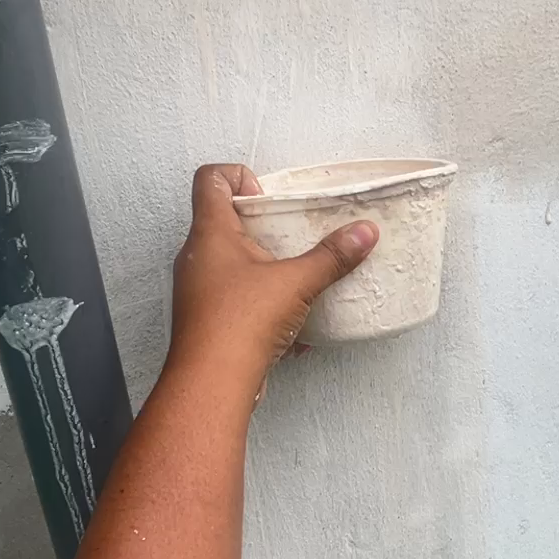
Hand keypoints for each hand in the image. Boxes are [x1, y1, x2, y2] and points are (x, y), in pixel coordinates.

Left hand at [165, 164, 378, 396]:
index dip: (239, 176)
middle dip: (260, 226)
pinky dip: (261, 304)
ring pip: (230, 265)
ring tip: (294, 278)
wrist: (213, 382)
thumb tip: (362, 233)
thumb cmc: (240, 324)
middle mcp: (196, 258)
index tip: (268, 197)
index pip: (211, 179)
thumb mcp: (296, 283)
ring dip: (263, 268)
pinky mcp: (207, 321)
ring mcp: (198, 291)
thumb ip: (331, 257)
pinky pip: (235, 300)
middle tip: (290, 236)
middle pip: (222, 222)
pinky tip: (290, 324)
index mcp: (210, 234)